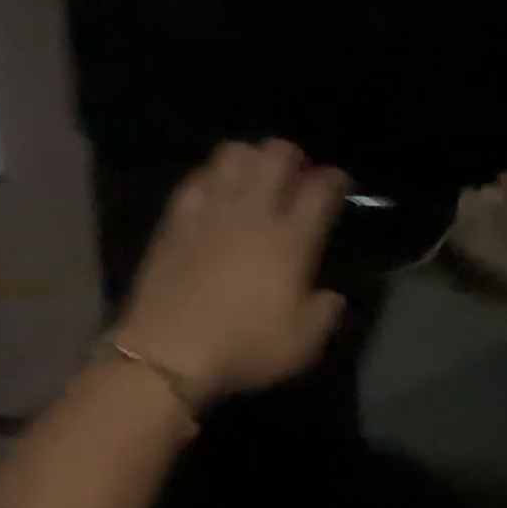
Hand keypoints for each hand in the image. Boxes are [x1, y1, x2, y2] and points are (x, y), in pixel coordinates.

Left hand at [112, 140, 348, 400]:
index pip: (320, 190)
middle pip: (276, 156)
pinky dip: (210, 177)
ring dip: (249, 157)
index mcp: (292, 240)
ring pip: (234, 156)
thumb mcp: (300, 345)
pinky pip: (196, 179)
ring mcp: (211, 212)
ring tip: (253, 174)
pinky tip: (212, 190)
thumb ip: (323, 315)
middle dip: (291, 156)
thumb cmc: (244, 349)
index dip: (334, 180)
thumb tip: (332, 298)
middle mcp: (253, 213)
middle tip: (294, 172)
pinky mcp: (176, 221)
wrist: (170, 351)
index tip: (337, 183)